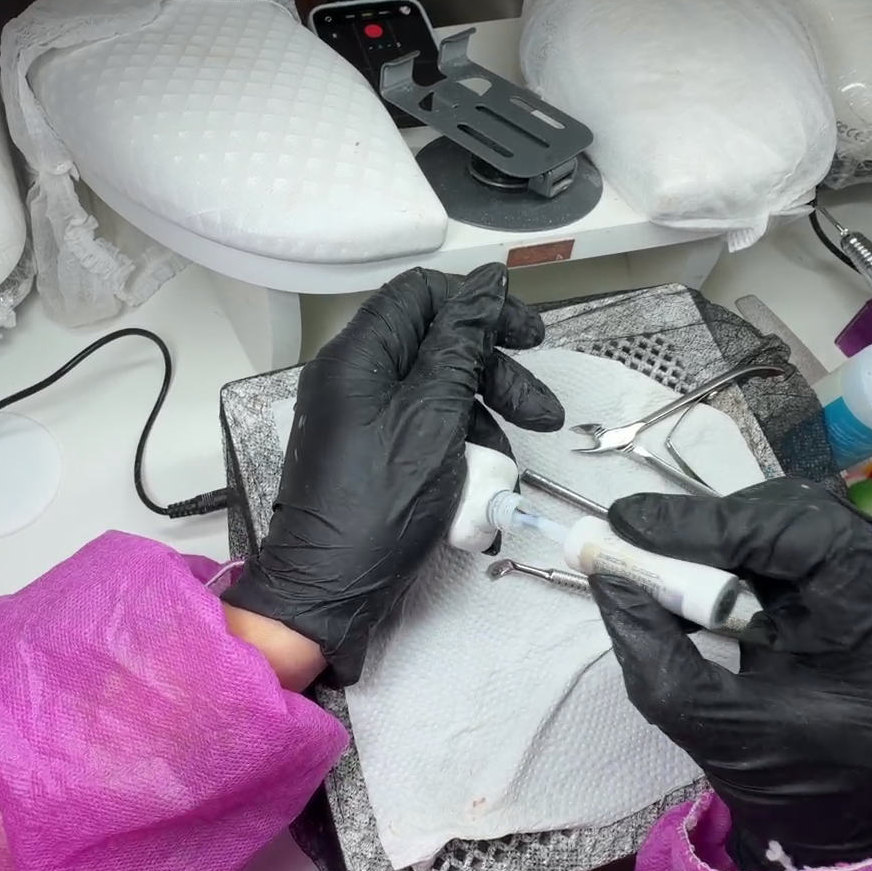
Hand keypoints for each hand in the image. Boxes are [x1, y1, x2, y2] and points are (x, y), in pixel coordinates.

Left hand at [223, 264, 563, 685]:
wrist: (329, 587)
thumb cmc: (381, 499)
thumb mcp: (433, 415)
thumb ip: (461, 344)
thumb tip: (486, 283)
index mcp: (359, 354)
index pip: (422, 295)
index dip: (481, 307)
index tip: (529, 337)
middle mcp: (355, 377)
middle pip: (437, 346)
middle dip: (495, 376)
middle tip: (542, 413)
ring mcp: (360, 416)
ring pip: (437, 394)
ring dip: (483, 422)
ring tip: (509, 465)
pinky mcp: (371, 452)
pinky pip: (422, 431)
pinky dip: (457, 450)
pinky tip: (483, 485)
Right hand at [590, 478, 871, 870]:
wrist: (847, 821)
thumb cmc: (793, 787)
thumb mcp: (709, 728)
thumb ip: (652, 650)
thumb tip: (605, 572)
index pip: (812, 539)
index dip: (716, 523)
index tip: (632, 524)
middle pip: (806, 516)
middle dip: (713, 526)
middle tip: (641, 541)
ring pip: (800, 517)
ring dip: (724, 534)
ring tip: (671, 560)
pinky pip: (801, 539)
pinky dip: (740, 549)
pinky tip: (706, 573)